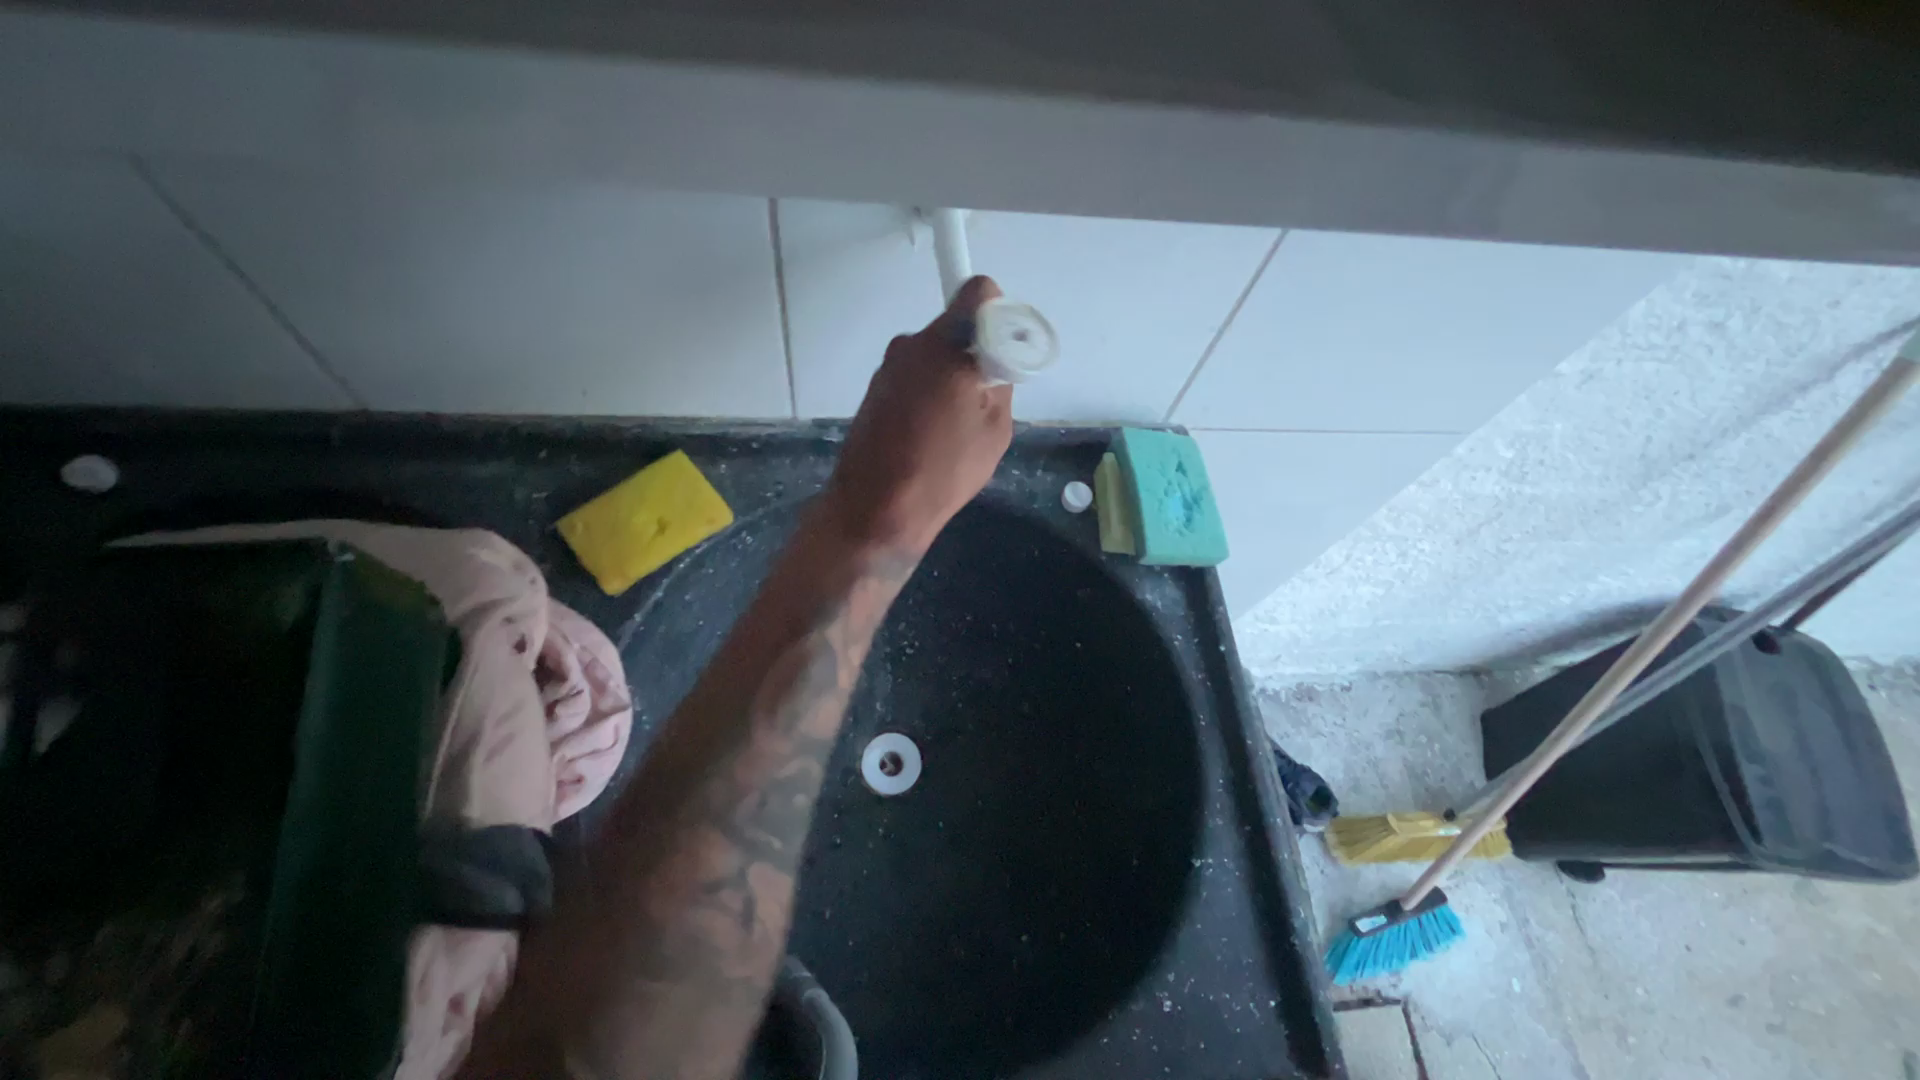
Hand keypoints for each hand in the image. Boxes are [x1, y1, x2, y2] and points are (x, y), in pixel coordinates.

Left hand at [826, 276, 1014, 555]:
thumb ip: (998, 384)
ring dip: (948, 376)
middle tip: (982, 400)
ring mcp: (888, 366)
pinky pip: (914, 376)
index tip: (1003, 351)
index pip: (978, 293)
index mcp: (947, 346)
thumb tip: (992, 365)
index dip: (998, 314)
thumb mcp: (994, 429)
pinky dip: (927, 393)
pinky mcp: (875, 389)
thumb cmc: (942, 471)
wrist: (874, 508)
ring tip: (952, 427)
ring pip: (933, 354)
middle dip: (974, 353)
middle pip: (955, 327)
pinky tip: (928, 434)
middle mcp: (912, 344)